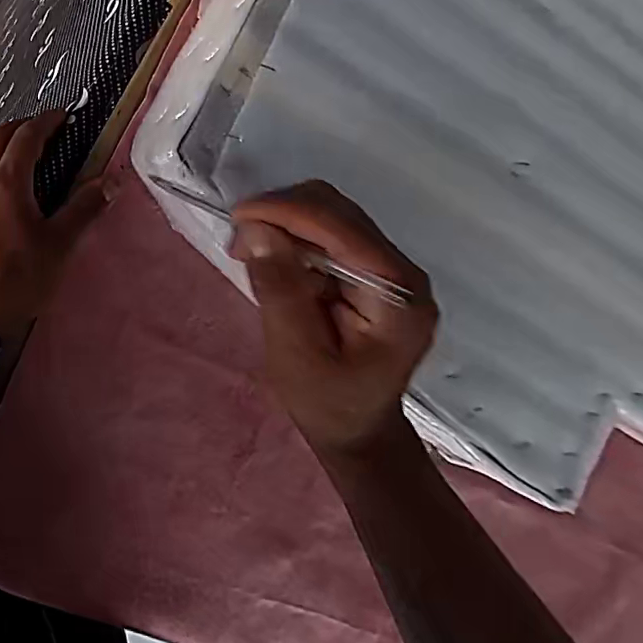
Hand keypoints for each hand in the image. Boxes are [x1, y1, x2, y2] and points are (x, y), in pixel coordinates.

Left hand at [0, 111, 108, 340]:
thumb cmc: (17, 278)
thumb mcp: (58, 244)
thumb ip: (84, 208)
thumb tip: (110, 182)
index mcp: (7, 183)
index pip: (26, 138)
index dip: (46, 122)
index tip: (62, 117)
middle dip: (21, 127)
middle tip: (43, 129)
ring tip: (17, 151)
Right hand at [230, 181, 436, 454]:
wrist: (358, 432)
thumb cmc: (327, 404)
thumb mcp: (295, 355)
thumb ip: (280, 291)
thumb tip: (258, 230)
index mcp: (395, 297)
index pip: (342, 229)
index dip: (288, 211)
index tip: (238, 216)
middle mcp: (403, 272)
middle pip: (339, 211)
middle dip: (283, 214)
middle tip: (241, 243)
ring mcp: (392, 268)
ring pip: (333, 214)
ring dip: (286, 223)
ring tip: (252, 252)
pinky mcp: (375, 269)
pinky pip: (331, 233)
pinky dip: (296, 237)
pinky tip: (276, 261)